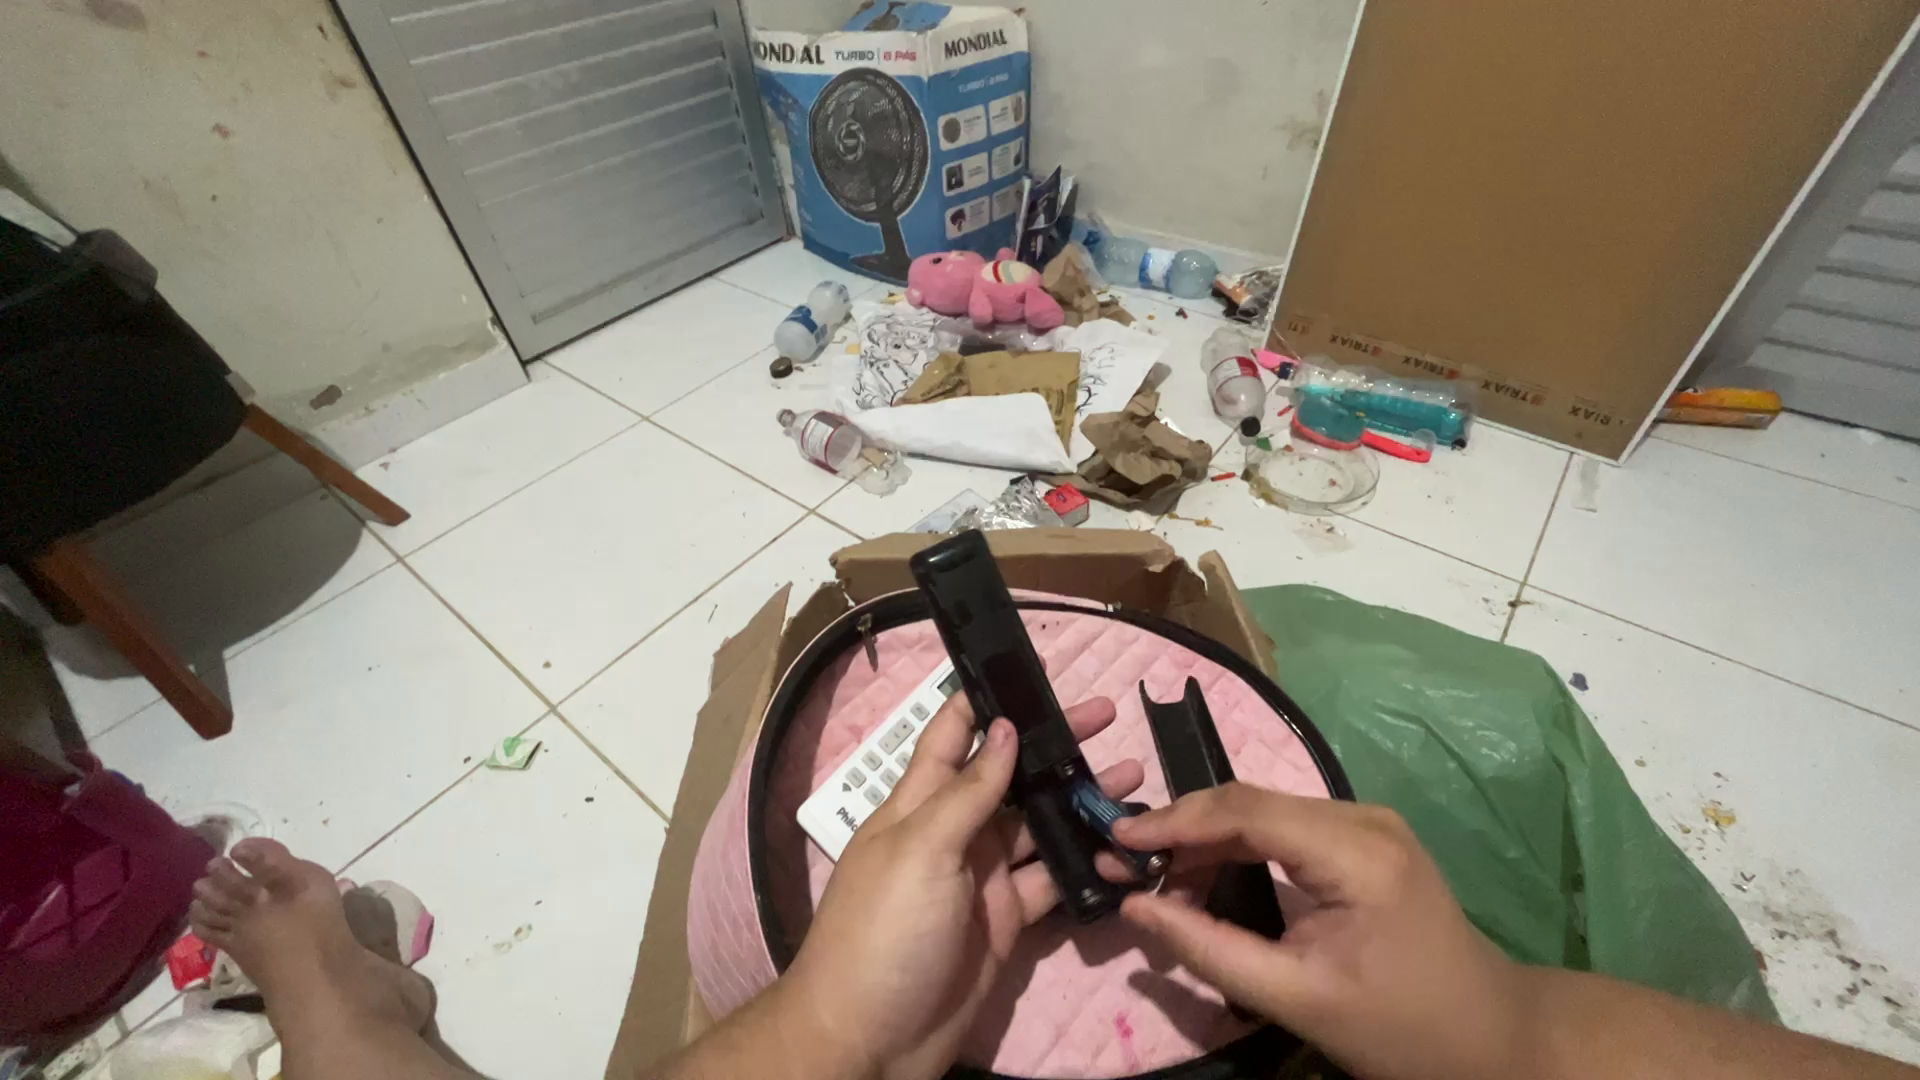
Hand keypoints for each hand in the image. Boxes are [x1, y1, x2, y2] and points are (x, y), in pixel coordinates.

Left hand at [781, 694, 1143, 1079]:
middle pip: (1010, 775)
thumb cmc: (884, 930)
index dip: (985, 701)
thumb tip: (1003, 728)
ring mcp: (984, 877)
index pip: (952, 734)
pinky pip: (1052, 882)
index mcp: (923, 802)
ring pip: (1039, 825)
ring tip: (1130, 776)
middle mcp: (956, 831)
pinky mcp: (1008, 920)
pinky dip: (1085, 865)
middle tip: (1105, 717)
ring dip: (1079, 802)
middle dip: (1053, 746)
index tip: (1027, 673)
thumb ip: (968, 792)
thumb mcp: (921, 850)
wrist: (870, 1042)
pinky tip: (1121, 847)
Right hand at [1110, 784, 1525, 1079]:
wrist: (1498, 1040)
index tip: (1120, 840)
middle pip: (1247, 803)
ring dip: (1203, 838)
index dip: (1176, 822)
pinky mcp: (1357, 834)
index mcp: (1357, 853)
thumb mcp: (1297, 1000)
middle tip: (1126, 860)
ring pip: (1257, 810)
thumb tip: (1134, 909)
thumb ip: (1208, 950)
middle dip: (1181, 830)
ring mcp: (1362, 820)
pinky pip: (1277, 825)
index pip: (1246, 812)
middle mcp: (1360, 817)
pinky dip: (1232, 846)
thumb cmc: (1404, 1031)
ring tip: (1156, 875)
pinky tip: (1203, 872)